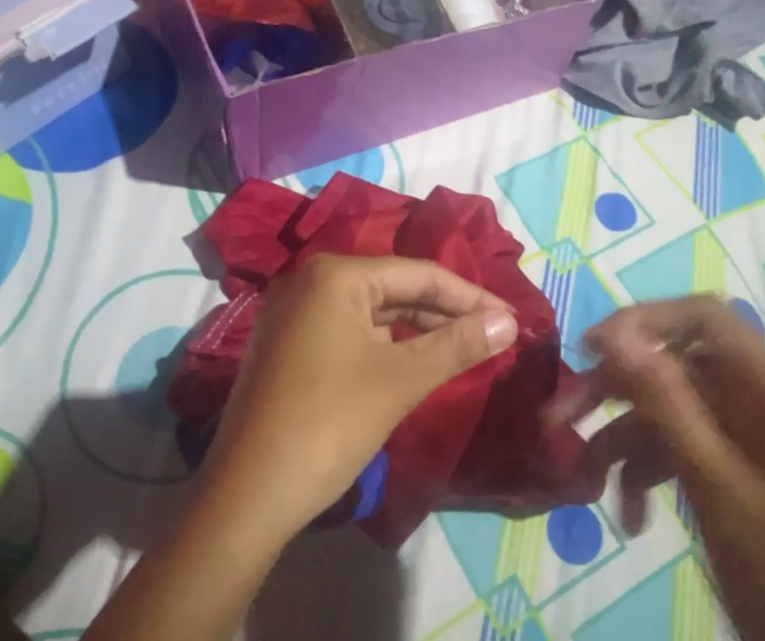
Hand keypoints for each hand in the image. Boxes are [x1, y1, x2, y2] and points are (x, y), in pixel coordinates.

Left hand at [201, 253, 519, 532]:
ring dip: (418, 329)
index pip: (419, 273)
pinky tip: (415, 363)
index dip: (471, 296)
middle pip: (394, 288)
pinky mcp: (287, 345)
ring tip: (464, 350)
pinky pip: (349, 330)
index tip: (514, 318)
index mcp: (335, 274)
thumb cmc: (331, 423)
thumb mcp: (401, 380)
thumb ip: (457, 345)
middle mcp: (309, 280)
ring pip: (372, 312)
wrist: (251, 491)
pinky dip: (386, 344)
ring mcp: (293, 313)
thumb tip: (509, 321)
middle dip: (445, 312)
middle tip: (496, 336)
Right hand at [547, 297, 764, 640]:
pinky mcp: (763, 481)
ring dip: (630, 445)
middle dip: (620, 395)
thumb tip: (615, 332)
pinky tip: (632, 518)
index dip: (643, 323)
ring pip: (685, 417)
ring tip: (584, 487)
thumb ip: (667, 406)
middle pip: (687, 373)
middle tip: (556, 420)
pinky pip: (700, 454)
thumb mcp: (720, 494)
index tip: (585, 350)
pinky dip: (660, 475)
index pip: (709, 321)